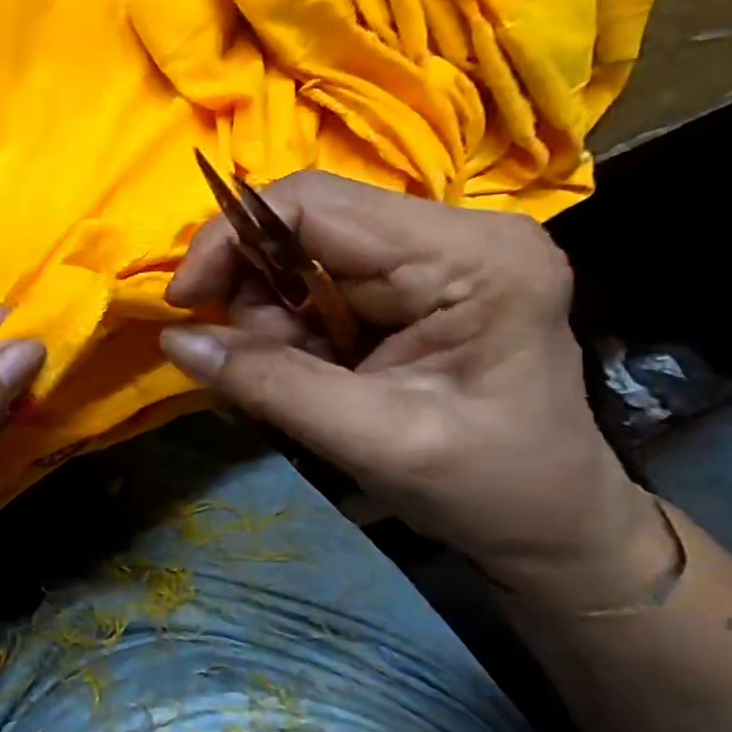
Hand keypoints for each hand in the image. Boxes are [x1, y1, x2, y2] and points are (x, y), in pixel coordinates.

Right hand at [161, 172, 672, 606]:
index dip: (235, 238)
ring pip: (307, 255)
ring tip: (294, 379)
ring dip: (273, 316)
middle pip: (309, 225)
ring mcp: (439, 253)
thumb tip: (175, 340)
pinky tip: (312, 371)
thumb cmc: (491, 491)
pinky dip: (295, 327)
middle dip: (256, 290)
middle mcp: (456, 233)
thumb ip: (272, 384)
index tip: (186, 299)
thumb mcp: (376, 442)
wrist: (555, 526)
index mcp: (469, 256)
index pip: (319, 205)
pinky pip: (325, 282)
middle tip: (241, 359)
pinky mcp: (421, 280)